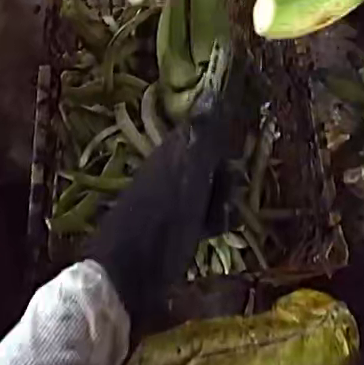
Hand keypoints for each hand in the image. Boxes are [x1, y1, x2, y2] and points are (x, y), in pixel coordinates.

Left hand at [83, 45, 245, 325]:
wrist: (126, 276)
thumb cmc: (163, 219)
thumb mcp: (190, 170)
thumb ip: (204, 132)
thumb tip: (215, 88)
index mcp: (175, 148)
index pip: (210, 128)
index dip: (228, 140)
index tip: (237, 158)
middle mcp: (171, 166)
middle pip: (214, 160)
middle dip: (228, 175)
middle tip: (228, 194)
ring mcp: (169, 196)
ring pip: (210, 187)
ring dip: (223, 200)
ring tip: (222, 219)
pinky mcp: (170, 224)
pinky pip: (202, 212)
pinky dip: (212, 220)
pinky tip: (214, 232)